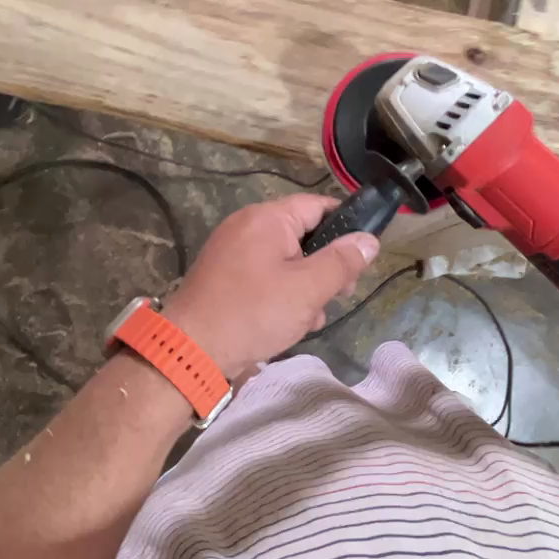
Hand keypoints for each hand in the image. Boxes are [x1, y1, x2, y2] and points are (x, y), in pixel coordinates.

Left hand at [162, 195, 378, 380]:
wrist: (190, 352)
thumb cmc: (252, 314)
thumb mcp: (307, 289)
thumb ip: (341, 262)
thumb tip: (369, 240)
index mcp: (267, 218)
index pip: (318, 205)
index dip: (346, 225)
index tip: (363, 254)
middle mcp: (247, 226)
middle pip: (303, 235)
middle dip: (325, 267)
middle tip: (341, 295)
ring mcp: (232, 252)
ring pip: (286, 261)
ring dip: (305, 288)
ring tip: (310, 318)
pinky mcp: (224, 278)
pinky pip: (265, 277)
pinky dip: (280, 296)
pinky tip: (288, 325)